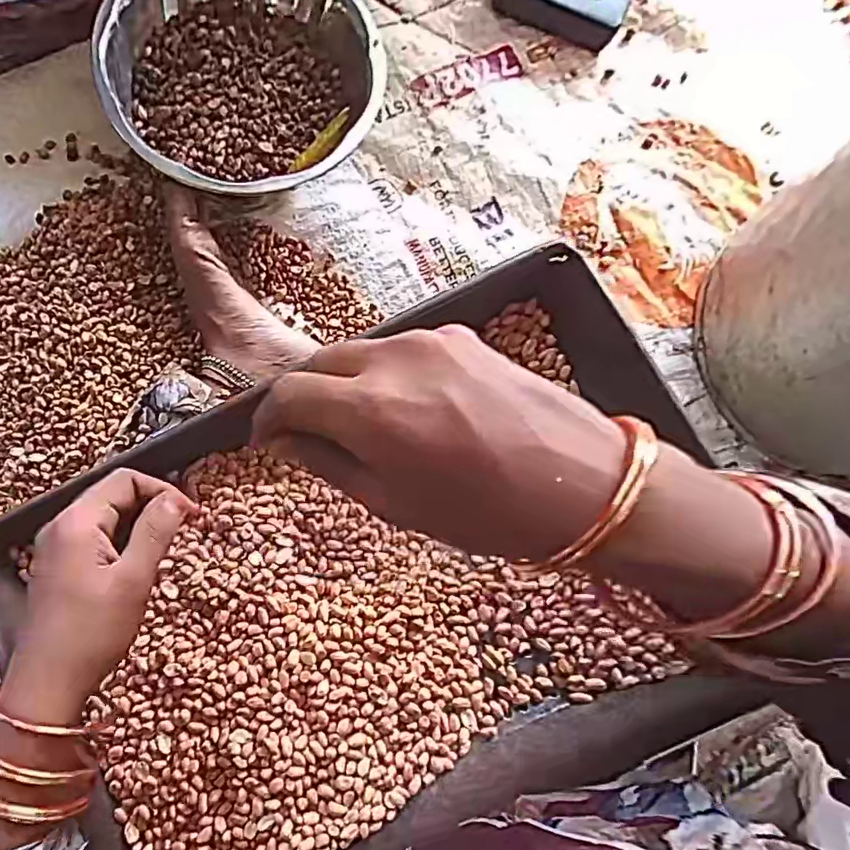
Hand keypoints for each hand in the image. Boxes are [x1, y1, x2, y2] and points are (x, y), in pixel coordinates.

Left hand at [1, 468, 197, 723]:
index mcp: (76, 522)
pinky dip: (121, 544)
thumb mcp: (133, 581)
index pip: (124, 479)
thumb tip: (177, 499)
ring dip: (138, 526)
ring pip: (106, 518)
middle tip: (183, 532)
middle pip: (113, 494)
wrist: (47, 681)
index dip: (163, 490)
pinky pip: (94, 539)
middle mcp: (60, 526)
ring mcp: (55, 547)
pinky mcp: (57, 567)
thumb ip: (156, 533)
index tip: (191, 515)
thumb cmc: (91, 633)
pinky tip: (136, 569)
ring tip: (164, 552)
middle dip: (152, 506)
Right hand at [250, 325, 628, 561]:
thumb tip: (286, 441)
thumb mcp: (392, 502)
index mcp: (369, 411)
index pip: (288, 394)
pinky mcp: (460, 336)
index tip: (266, 440)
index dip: (266, 418)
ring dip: (339, 384)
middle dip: (300, 397)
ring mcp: (430, 341)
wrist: (583, 484)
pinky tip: (398, 408)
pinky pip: (398, 349)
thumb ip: (328, 461)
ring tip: (352, 425)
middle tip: (302, 433)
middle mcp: (393, 361)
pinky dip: (379, 374)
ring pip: (356, 352)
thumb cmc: (485, 512)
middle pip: (317, 363)